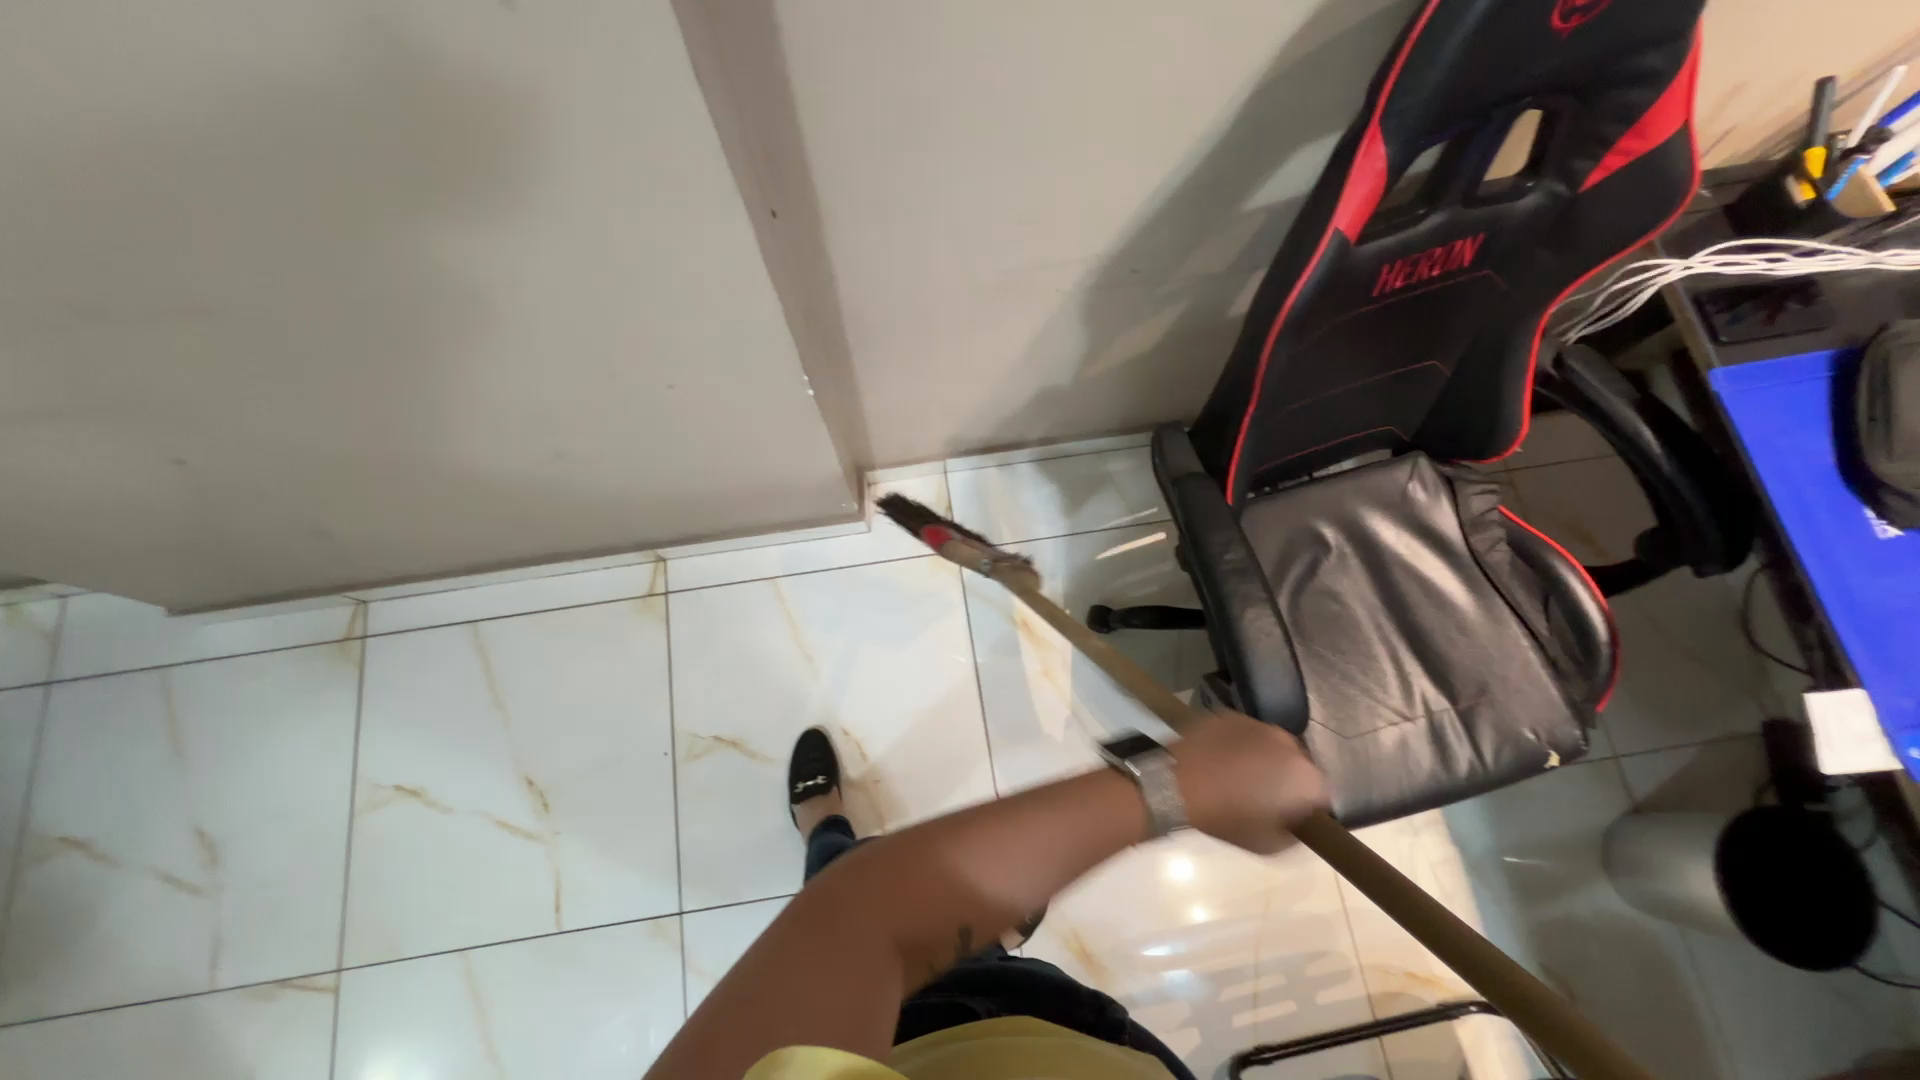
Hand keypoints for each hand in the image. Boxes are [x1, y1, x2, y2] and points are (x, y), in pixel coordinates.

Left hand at [1170, 710, 1327, 853]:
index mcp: (1306, 777)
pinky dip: (1239, 744)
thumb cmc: (1227, 818)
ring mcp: (1259, 724)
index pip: (1322, 794)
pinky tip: (1222, 758)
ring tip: (1239, 775)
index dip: (1308, 807)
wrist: (1177, 785)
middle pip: (1298, 765)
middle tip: (1263, 795)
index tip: (1289, 815)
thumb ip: (1297, 834)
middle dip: (1286, 778)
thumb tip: (1301, 823)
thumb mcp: (1269, 845)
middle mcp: (1290, 743)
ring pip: (1272, 745)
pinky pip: (1245, 733)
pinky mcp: (1232, 715)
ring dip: (1264, 758)